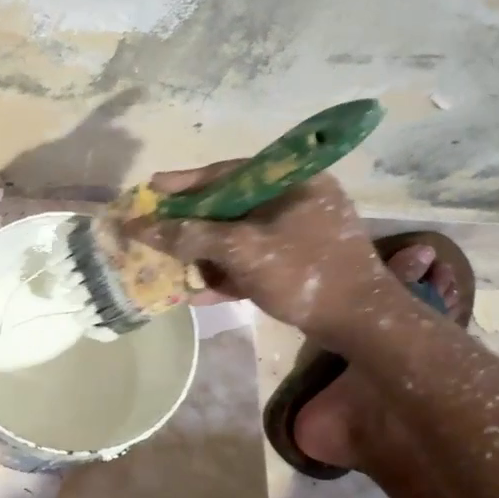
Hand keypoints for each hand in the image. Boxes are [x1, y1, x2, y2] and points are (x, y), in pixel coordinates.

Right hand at [127, 162, 397, 339]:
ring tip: (167, 264)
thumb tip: (137, 225)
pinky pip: (249, 259)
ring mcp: (296, 233)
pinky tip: (196, 291)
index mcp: (291, 182)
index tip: (150, 189)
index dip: (184, 183)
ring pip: (236, 236)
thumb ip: (188, 235)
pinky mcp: (295, 263)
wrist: (361, 324)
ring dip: (202, 252)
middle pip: (228, 206)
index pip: (227, 173)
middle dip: (189, 224)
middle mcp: (295, 200)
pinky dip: (224, 272)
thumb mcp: (241, 249)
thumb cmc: (303, 273)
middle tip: (153, 229)